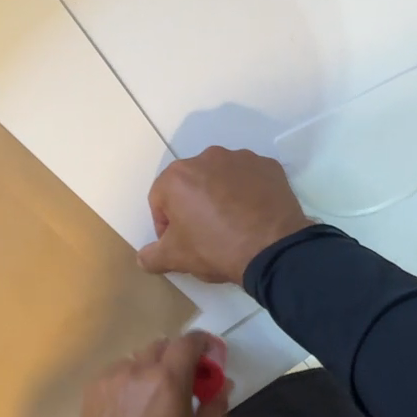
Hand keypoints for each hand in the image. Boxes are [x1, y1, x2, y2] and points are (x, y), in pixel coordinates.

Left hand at [80, 332, 229, 416]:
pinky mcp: (92, 389)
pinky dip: (127, 380)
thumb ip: (217, 405)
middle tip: (183, 378)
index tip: (210, 354)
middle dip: (176, 356)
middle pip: (161, 345)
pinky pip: (116, 372)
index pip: (188, 341)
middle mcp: (138, 369)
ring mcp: (111, 377)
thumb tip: (221, 383)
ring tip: (152, 395)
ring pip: (136, 358)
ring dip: (150, 368)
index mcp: (169, 378)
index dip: (203, 343)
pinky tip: (129, 404)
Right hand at [138, 146, 313, 284]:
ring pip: (220, 179)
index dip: (165, 226)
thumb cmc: (214, 248)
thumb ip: (151, 256)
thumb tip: (143, 257)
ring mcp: (241, 158)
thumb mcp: (175, 258)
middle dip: (192, 207)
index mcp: (177, 176)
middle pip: (190, 185)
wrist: (273, 249)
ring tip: (231, 225)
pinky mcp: (268, 166)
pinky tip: (252, 217)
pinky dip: (247, 194)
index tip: (178, 244)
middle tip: (204, 235)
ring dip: (219, 197)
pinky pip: (249, 179)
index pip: (159, 200)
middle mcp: (207, 158)